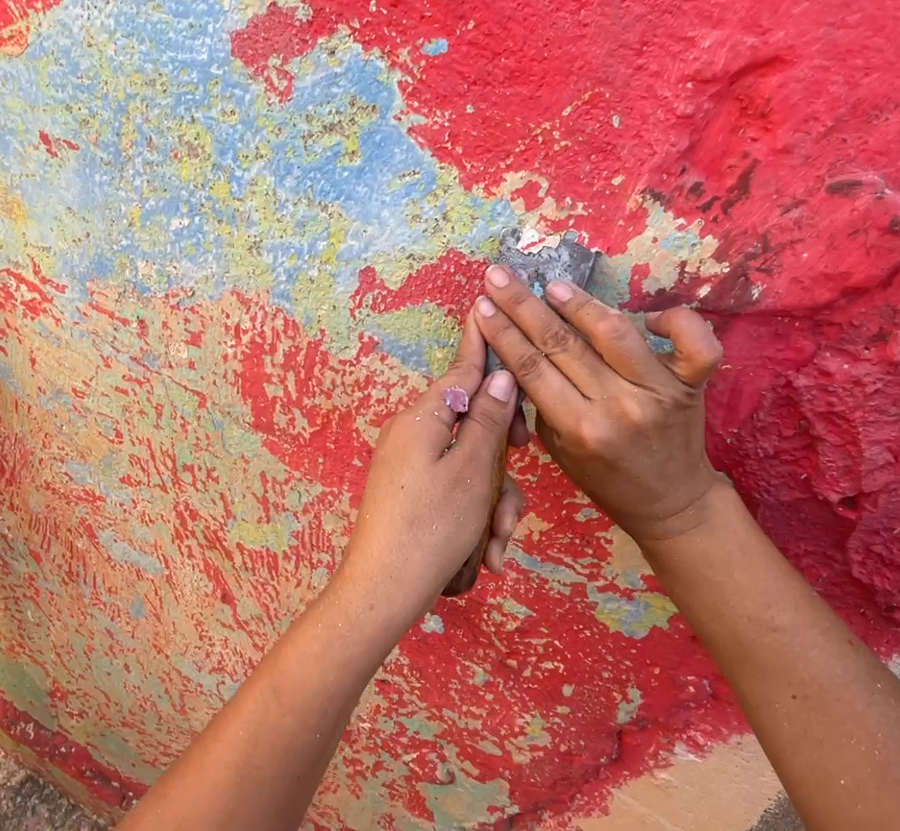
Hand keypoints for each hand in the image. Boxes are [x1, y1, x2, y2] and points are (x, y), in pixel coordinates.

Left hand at [333, 310, 527, 626]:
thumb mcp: (473, 471)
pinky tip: (485, 555)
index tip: (489, 309)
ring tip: (495, 544)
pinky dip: (475, 518)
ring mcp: (410, 464)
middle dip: (503, 467)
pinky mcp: (412, 492)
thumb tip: (498, 375)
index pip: (462, 370)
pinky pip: (455, 491)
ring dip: (493, 504)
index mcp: (423, 417)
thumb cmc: (432, 525)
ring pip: (472, 467)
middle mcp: (413, 432)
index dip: (484, 347)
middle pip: (474, 427)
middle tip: (514, 499)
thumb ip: (488, 420)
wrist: (384, 590)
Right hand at [473, 265, 723, 544]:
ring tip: (553, 285)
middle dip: (523, 305)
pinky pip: (696, 344)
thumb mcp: (557, 449)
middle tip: (499, 276)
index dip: (503, 332)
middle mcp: (618, 408)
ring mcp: (658, 393)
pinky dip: (676, 321)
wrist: (670, 503)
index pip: (531, 368)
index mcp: (578, 429)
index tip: (482, 305)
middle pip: (561, 344)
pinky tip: (648, 315)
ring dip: (579, 304)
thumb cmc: (604, 476)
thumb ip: (539, 402)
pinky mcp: (692, 386)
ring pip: (615, 334)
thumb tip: (513, 350)